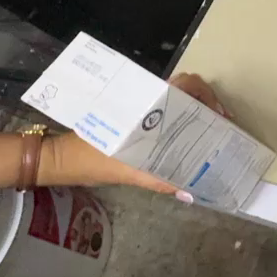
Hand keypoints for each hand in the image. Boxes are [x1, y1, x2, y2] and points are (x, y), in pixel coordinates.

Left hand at [35, 72, 226, 200]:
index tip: (219, 115)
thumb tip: (190, 192)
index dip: (208, 96)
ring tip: (210, 134)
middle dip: (208, 105)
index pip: (187, 84)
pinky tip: (187, 140)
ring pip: (179, 101)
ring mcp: (142, 108)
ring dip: (197, 113)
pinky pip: (167, 113)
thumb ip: (158, 180)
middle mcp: (147, 100)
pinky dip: (182, 122)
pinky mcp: (136, 119)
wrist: (56, 160)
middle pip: (188, 91)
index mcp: (147, 102)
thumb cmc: (89, 159)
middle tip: (221, 126)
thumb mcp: (126, 170)